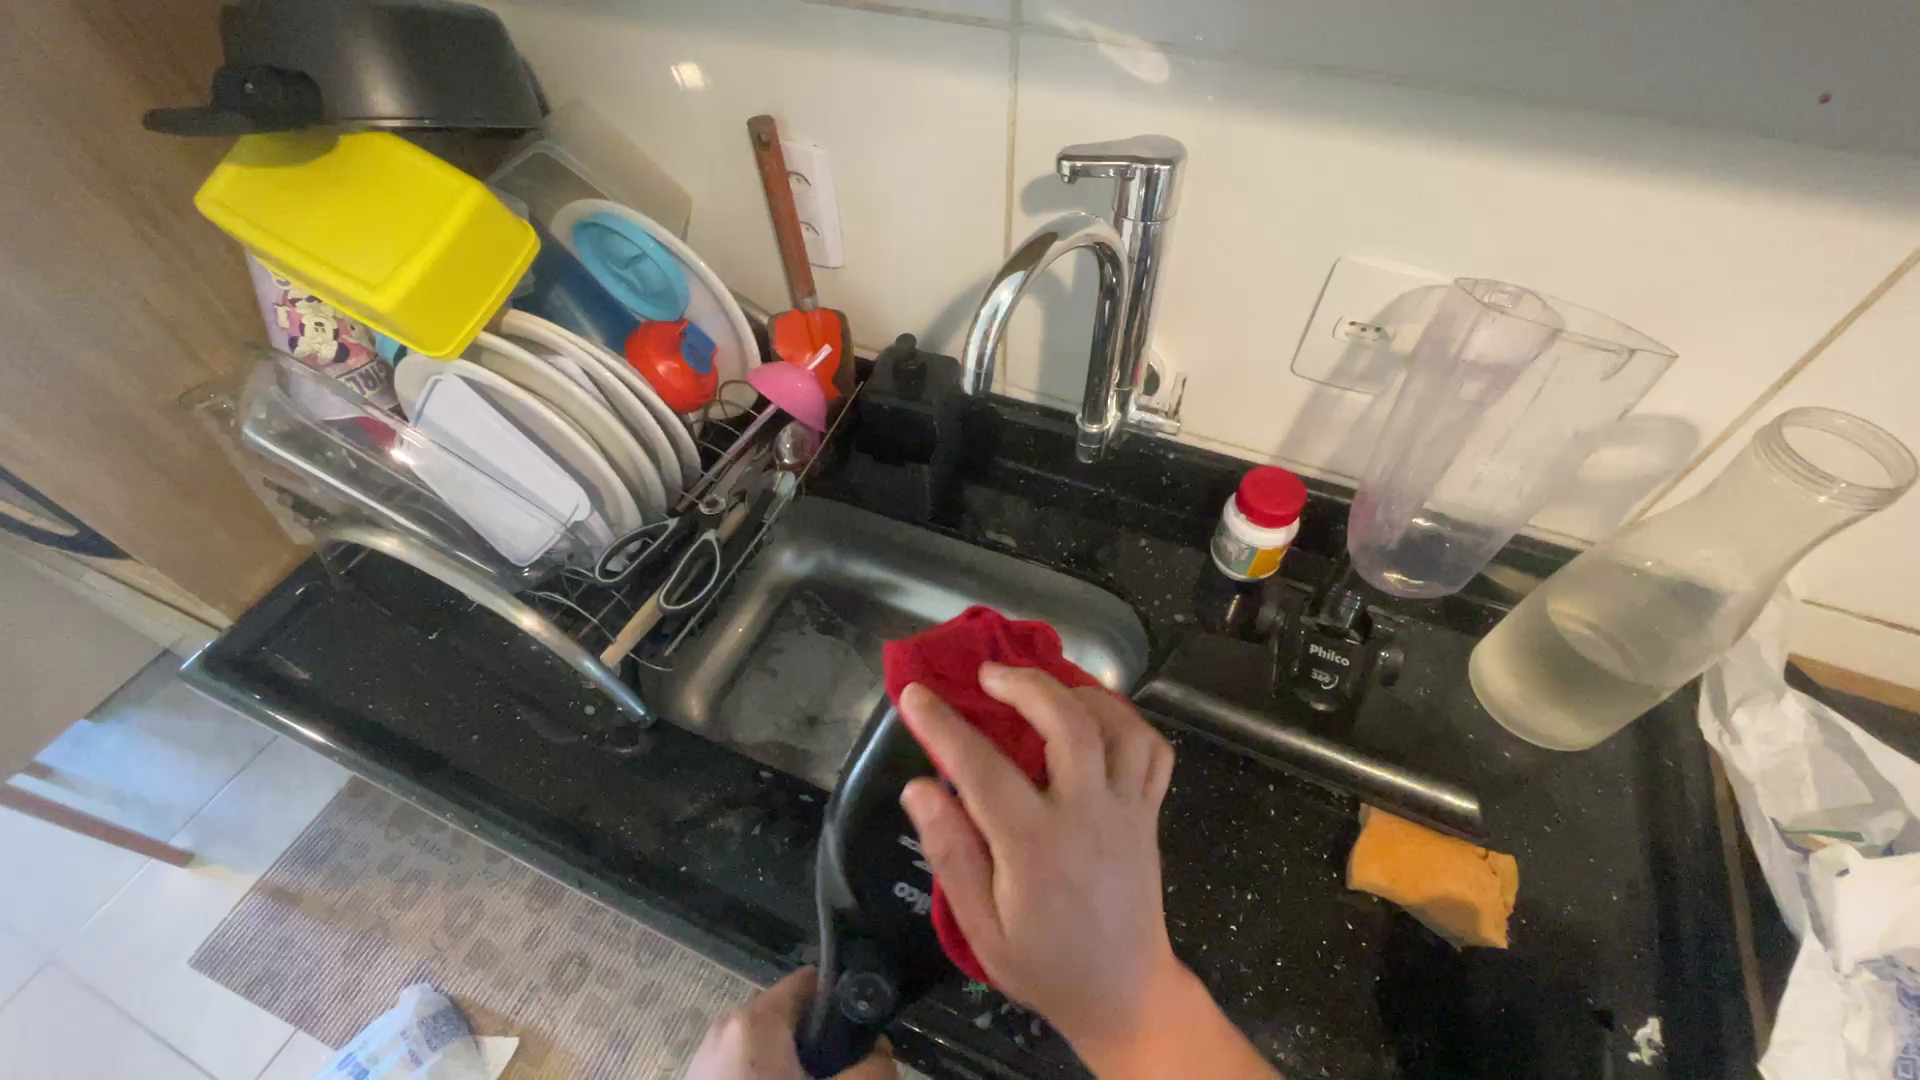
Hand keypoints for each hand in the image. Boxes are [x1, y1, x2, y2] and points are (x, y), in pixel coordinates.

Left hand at [682, 968, 896, 1079]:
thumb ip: (872, 1070)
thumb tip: (881, 1051)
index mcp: (755, 1021)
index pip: (809, 982)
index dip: (842, 1001)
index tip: (860, 1034)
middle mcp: (726, 1029)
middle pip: (791, 1017)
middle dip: (821, 1043)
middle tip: (841, 1075)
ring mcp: (706, 1062)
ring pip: (771, 1049)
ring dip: (797, 1069)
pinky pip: (748, 1071)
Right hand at [896, 663, 1179, 1058]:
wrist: (1124, 994)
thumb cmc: (1044, 963)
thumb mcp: (982, 927)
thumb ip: (951, 854)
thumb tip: (919, 787)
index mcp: (1036, 846)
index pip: (982, 769)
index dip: (943, 726)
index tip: (914, 695)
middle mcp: (1088, 815)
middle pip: (1068, 724)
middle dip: (1025, 685)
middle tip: (989, 674)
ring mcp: (1127, 809)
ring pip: (1118, 727)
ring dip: (1079, 692)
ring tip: (1043, 686)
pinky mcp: (1150, 813)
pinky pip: (1152, 749)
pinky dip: (1126, 718)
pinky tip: (1095, 714)